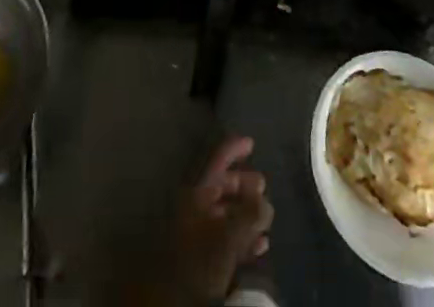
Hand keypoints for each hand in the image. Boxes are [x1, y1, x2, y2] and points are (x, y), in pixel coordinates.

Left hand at [170, 136, 272, 303]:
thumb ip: (251, 214)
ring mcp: (191, 231)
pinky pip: (220, 237)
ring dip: (244, 213)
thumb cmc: (197, 260)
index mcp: (194, 193)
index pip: (215, 161)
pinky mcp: (195, 256)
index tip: (251, 142)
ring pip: (221, 212)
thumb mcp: (229, 236)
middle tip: (263, 184)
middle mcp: (191, 206)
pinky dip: (239, 236)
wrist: (168, 299)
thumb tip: (264, 201)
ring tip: (265, 219)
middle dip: (243, 184)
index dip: (233, 149)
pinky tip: (257, 247)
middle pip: (219, 186)